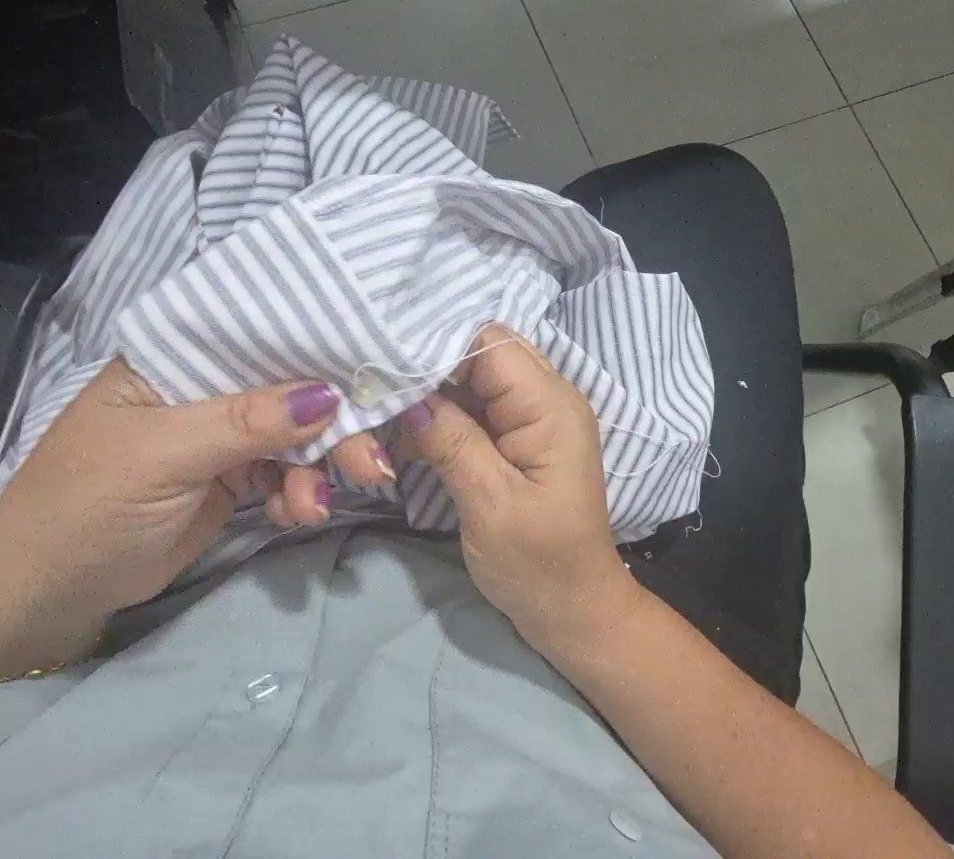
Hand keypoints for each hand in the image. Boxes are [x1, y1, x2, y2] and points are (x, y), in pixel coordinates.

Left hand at [0, 358, 371, 611]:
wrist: (42, 600)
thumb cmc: (82, 508)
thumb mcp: (161, 457)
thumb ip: (245, 422)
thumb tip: (328, 393)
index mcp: (172, 360)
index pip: (255, 336)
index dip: (314, 348)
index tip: (372, 366)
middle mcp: (201, 389)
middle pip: (287, 390)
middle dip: (330, 425)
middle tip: (368, 464)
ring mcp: (217, 437)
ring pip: (294, 435)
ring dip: (317, 468)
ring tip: (315, 508)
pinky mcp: (230, 480)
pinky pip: (284, 475)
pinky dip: (298, 494)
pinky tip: (296, 513)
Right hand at [395, 325, 642, 655]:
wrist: (575, 609)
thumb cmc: (539, 563)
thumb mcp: (491, 503)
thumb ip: (452, 441)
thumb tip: (408, 394)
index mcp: (551, 405)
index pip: (490, 344)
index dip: (438, 345)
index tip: (386, 362)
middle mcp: (549, 397)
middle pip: (484, 352)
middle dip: (432, 364)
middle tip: (378, 381)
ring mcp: (536, 417)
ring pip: (478, 378)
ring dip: (434, 389)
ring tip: (384, 402)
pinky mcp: (521, 437)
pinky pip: (480, 406)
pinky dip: (445, 412)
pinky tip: (409, 428)